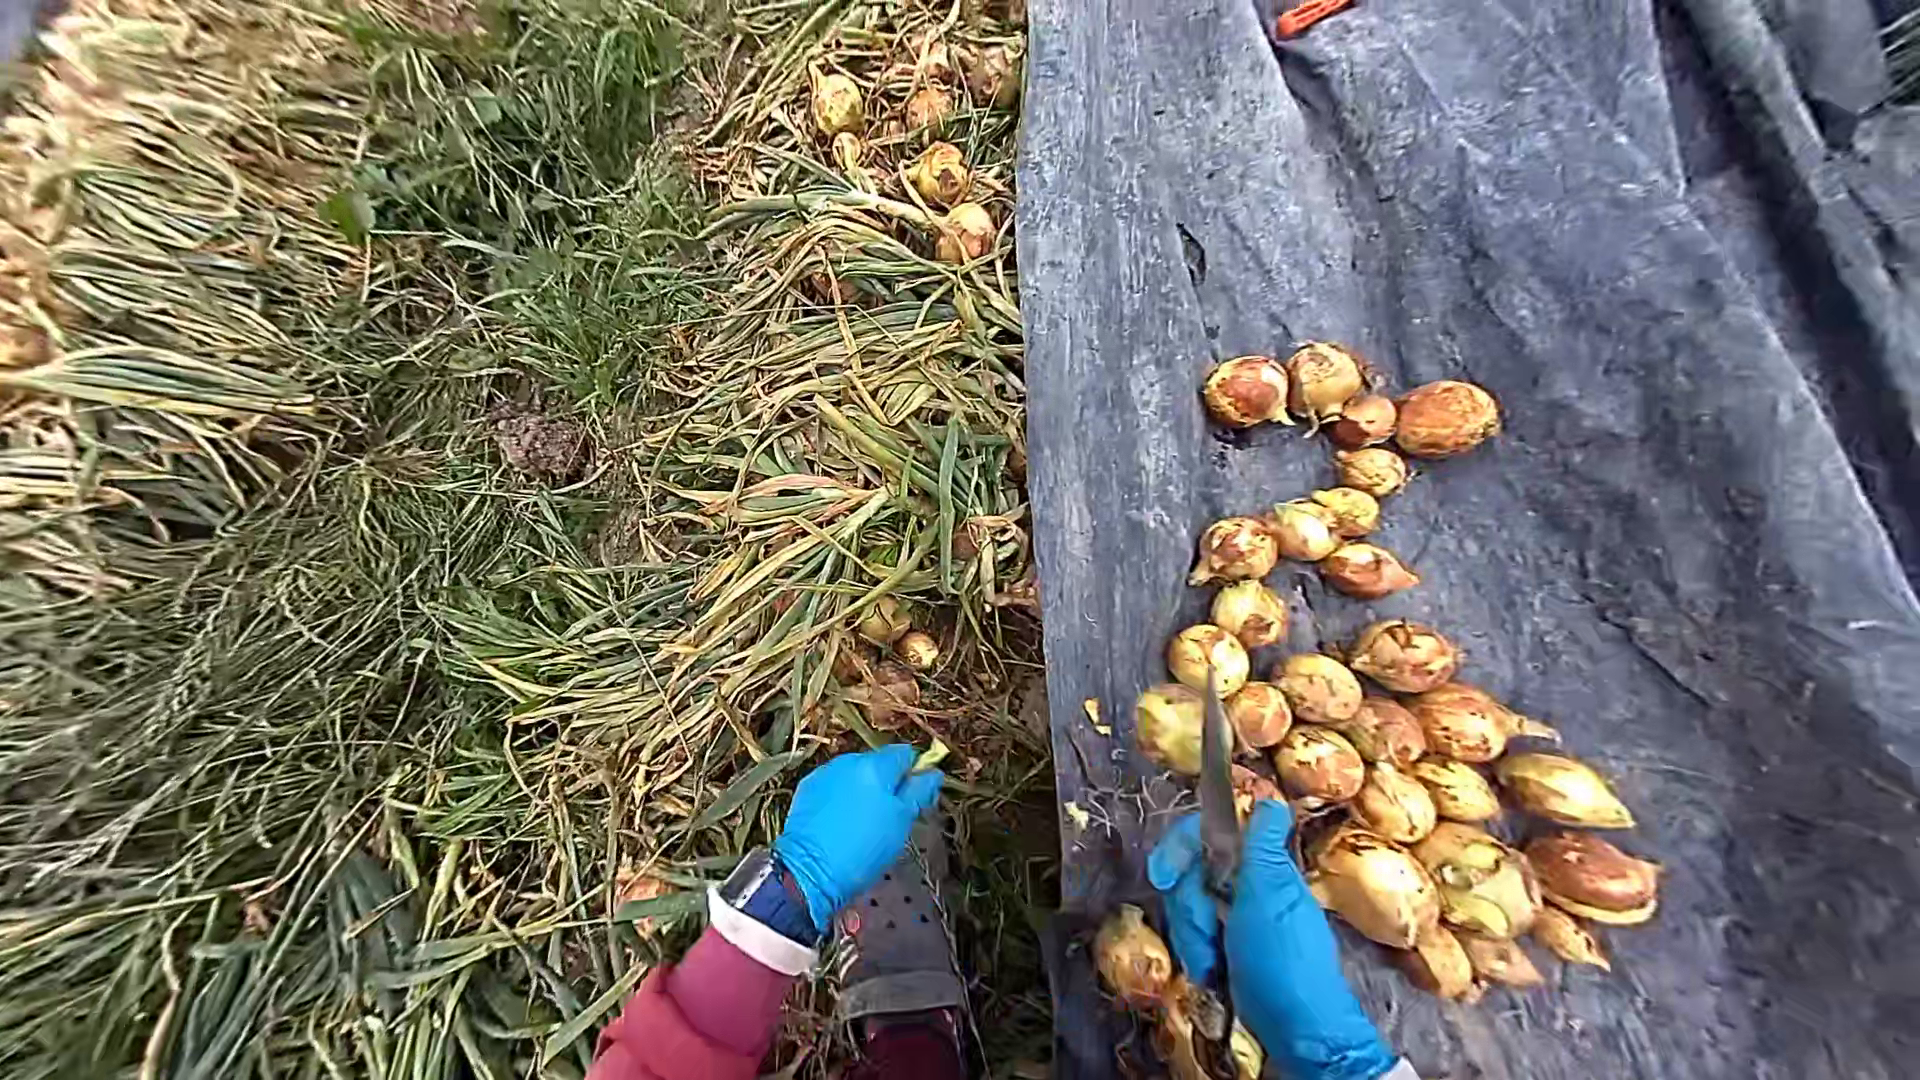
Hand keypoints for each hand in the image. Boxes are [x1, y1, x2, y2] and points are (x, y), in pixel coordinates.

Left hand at [773, 745, 943, 932]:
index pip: (905, 754)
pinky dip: (841, 797)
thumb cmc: (862, 848)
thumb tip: (933, 773)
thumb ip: (919, 792)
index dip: (914, 774)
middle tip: (888, 817)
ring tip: (861, 822)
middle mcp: (850, 760)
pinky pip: (834, 785)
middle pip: (880, 764)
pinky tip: (839, 822)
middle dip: (888, 784)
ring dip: (864, 790)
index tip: (913, 799)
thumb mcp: (901, 823)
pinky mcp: (807, 788)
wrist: (807, 872)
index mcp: (876, 766)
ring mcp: (826, 772)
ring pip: (857, 774)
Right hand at [1148, 800, 1398, 1079]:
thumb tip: (1270, 799)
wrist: (1299, 1034)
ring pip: (1183, 900)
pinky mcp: (1222, 940)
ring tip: (1213, 959)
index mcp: (1256, 863)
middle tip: (1208, 932)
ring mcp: (1231, 912)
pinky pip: (1188, 928)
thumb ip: (1264, 844)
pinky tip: (1210, 968)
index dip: (1179, 848)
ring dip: (1191, 933)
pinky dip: (1193, 949)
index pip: (1203, 831)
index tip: (1164, 875)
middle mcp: (1242, 881)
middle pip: (1186, 868)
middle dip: (1188, 904)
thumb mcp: (1272, 896)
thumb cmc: (1285, 960)